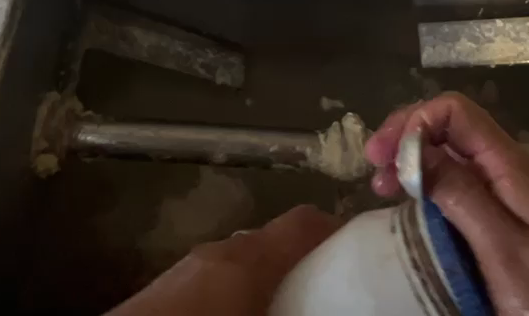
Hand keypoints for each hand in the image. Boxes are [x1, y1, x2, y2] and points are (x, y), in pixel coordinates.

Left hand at [106, 204, 340, 315]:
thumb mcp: (260, 313)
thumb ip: (291, 303)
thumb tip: (328, 300)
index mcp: (246, 262)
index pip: (303, 222)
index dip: (336, 230)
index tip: (361, 250)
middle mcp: (219, 252)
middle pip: (274, 241)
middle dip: (305, 264)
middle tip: (330, 290)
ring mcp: (188, 267)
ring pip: (243, 262)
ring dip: (270, 281)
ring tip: (290, 307)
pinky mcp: (166, 290)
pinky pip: (216, 279)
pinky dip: (239, 293)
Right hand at [366, 93, 528, 315]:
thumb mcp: (505, 251)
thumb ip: (461, 194)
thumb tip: (415, 147)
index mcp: (511, 167)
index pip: (455, 111)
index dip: (412, 121)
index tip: (378, 156)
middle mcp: (511, 173)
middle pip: (451, 130)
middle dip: (407, 140)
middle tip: (373, 173)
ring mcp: (514, 201)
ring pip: (455, 162)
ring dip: (416, 167)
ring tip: (385, 192)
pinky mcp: (514, 230)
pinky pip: (465, 195)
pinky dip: (433, 195)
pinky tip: (416, 215)